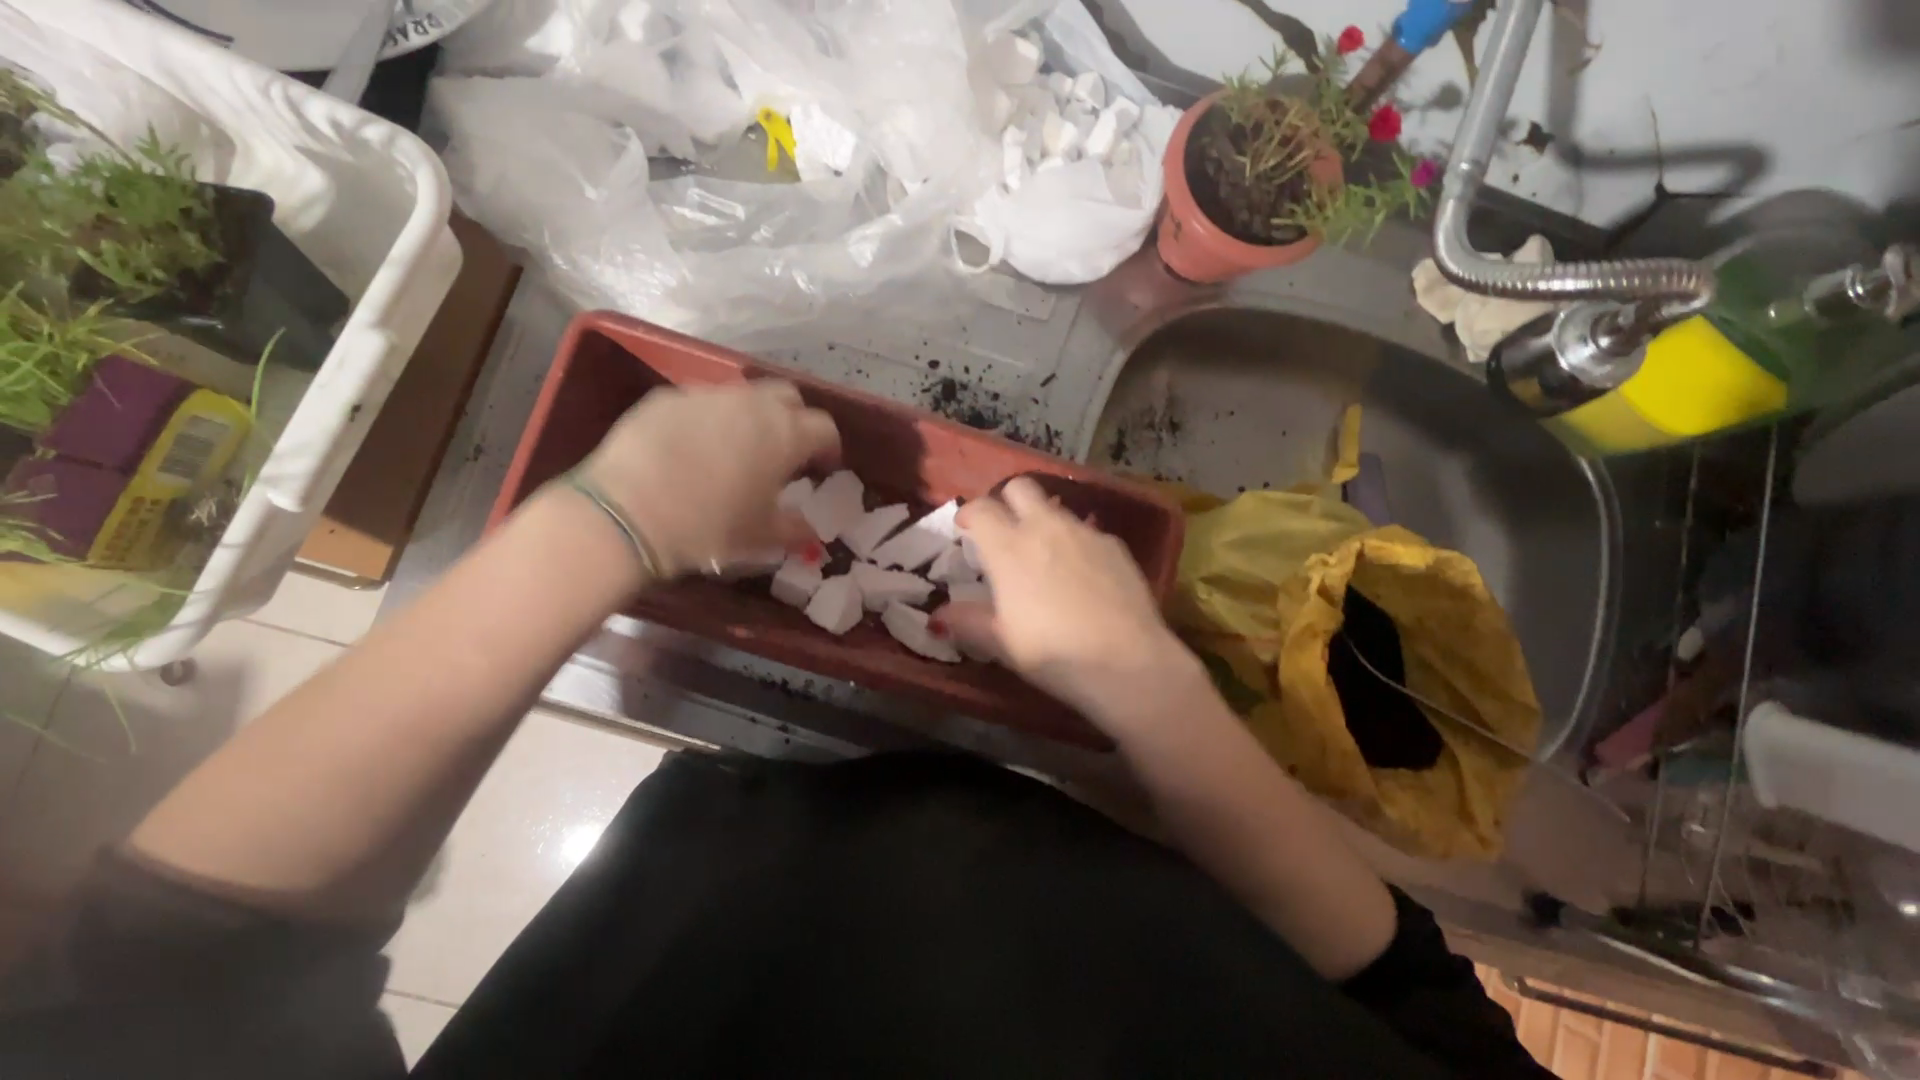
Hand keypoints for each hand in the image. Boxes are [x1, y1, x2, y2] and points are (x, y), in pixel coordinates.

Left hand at [578, 381, 839, 576]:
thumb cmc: (707, 528)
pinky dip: (706, 421)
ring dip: (749, 416)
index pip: (824, 428)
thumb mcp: (759, 537)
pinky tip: (690, 449)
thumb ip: (793, 528)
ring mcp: (706, 395)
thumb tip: (810, 529)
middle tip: (784, 451)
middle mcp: (752, 403)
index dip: (828, 448)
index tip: (822, 468)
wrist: (626, 513)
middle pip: (788, 397)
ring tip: (736, 448)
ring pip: (742, 395)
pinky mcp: (666, 398)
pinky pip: (699, 403)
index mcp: (785, 434)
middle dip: (794, 419)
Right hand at [939, 477, 1206, 724]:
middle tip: (1005, 531)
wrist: (1126, 662)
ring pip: (1057, 508)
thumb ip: (968, 622)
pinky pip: (1088, 531)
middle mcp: (1045, 527)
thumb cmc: (1052, 653)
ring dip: (1044, 522)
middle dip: (1008, 501)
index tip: (965, 530)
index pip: (980, 509)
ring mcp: (1085, 532)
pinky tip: (1082, 575)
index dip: (969, 514)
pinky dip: (1076, 544)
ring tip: (1045, 556)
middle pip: (1020, 488)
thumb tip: (939, 616)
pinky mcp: (1115, 546)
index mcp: (1008, 547)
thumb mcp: (1001, 643)